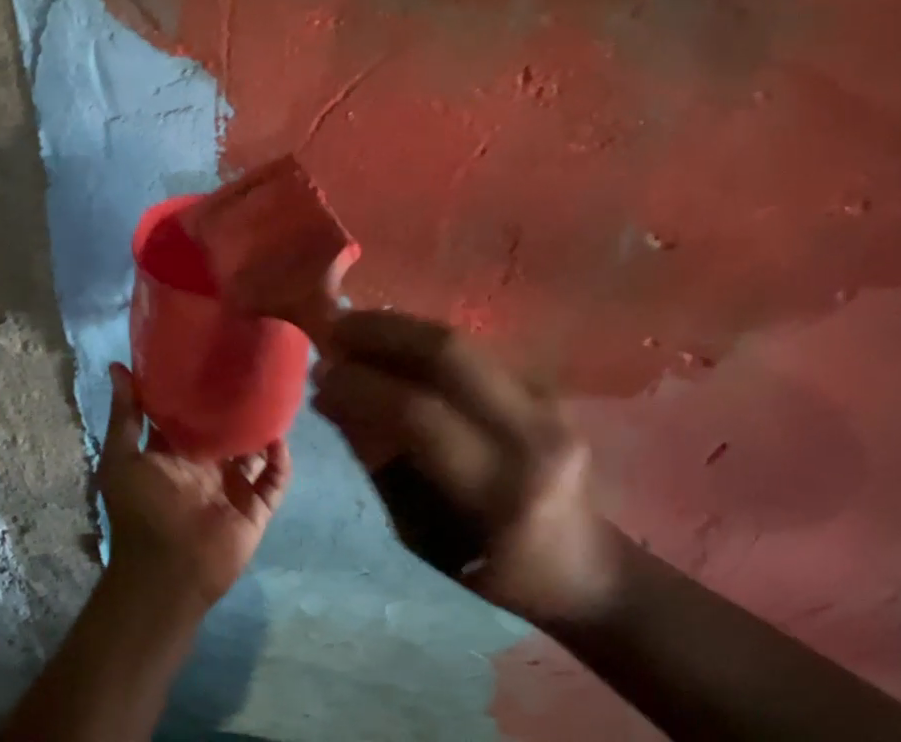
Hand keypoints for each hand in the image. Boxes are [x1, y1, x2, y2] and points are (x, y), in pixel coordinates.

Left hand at [99, 363, 291, 609]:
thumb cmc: (140, 511)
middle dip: (236, 405)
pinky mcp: (254, 507)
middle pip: (226, 430)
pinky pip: (274, 481)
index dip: (197, 389)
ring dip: (263, 429)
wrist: (166, 573)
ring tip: (275, 394)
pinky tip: (280, 437)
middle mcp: (204, 466)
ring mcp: (231, 487)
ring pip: (254, 452)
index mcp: (172, 454)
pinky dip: (280, 461)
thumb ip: (125, 415)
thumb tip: (117, 366)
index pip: (189, 415)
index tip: (210, 353)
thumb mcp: (122, 458)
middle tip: (251, 367)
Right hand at [313, 310, 616, 621]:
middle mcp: (533, 434)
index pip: (420, 413)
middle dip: (381, 333)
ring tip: (353, 329)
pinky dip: (423, 341)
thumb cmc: (488, 571)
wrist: (582, 567)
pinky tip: (392, 342)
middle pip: (450, 355)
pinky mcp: (548, 387)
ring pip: (462, 341)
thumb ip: (379, 464)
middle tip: (332, 330)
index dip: (361, 386)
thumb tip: (330, 396)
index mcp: (502, 489)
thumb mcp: (422, 537)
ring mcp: (550, 403)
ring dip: (400, 329)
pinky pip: (473, 350)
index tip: (318, 376)